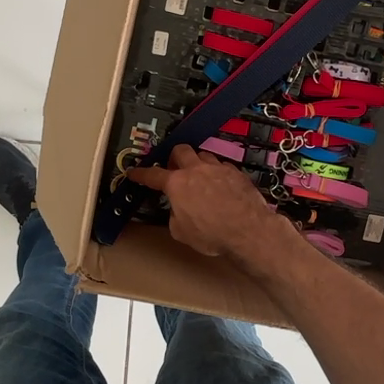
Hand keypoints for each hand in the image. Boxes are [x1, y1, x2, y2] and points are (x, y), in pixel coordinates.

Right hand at [129, 143, 288, 259]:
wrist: (248, 231)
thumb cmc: (213, 233)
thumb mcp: (182, 232)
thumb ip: (175, 216)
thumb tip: (178, 212)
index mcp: (177, 184)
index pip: (153, 175)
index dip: (141, 174)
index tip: (135, 173)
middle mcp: (197, 170)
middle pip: (180, 150)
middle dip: (173, 157)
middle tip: (173, 168)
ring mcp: (218, 168)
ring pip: (203, 154)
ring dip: (197, 162)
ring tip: (198, 175)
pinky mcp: (237, 173)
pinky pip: (222, 165)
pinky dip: (217, 172)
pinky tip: (219, 184)